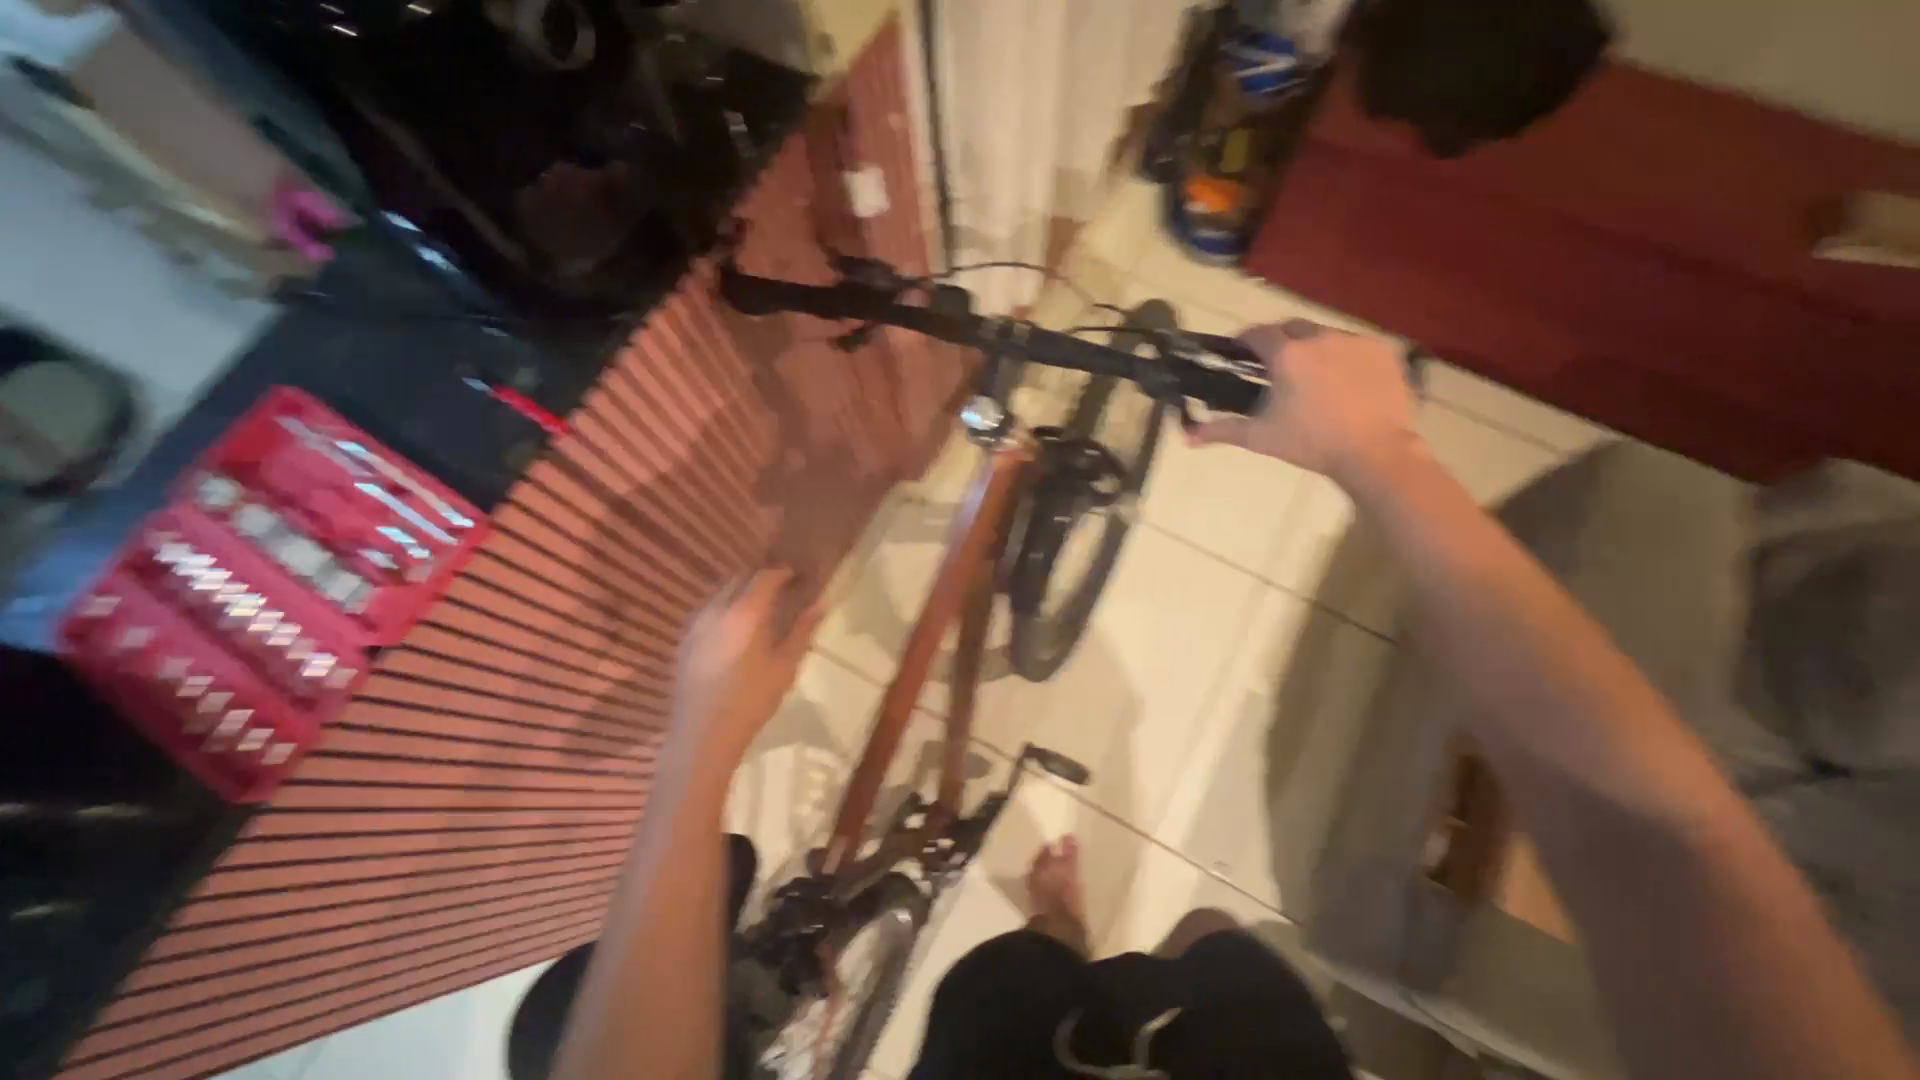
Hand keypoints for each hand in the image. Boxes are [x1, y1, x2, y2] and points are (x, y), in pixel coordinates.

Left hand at [674, 567, 823, 764]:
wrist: (703, 735)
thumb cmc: (751, 701)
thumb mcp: (785, 667)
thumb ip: (802, 631)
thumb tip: (820, 604)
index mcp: (744, 613)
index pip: (764, 577)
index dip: (782, 572)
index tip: (797, 576)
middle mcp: (716, 610)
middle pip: (738, 579)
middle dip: (759, 579)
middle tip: (780, 590)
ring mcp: (695, 625)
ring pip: (719, 594)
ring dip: (739, 593)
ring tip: (758, 608)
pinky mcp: (684, 641)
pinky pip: (707, 611)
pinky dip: (723, 609)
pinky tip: (734, 629)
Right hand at [1188, 319, 1421, 489]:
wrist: (1375, 452)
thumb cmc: (1311, 443)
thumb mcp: (1261, 437)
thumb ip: (1222, 431)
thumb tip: (1186, 438)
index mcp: (1286, 354)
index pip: (1257, 333)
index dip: (1245, 341)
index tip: (1240, 354)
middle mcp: (1319, 337)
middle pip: (1291, 328)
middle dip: (1279, 341)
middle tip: (1274, 368)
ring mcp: (1353, 341)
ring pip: (1323, 335)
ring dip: (1312, 348)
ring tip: (1311, 377)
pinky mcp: (1381, 351)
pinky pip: (1353, 346)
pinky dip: (1342, 357)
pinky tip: (1342, 383)